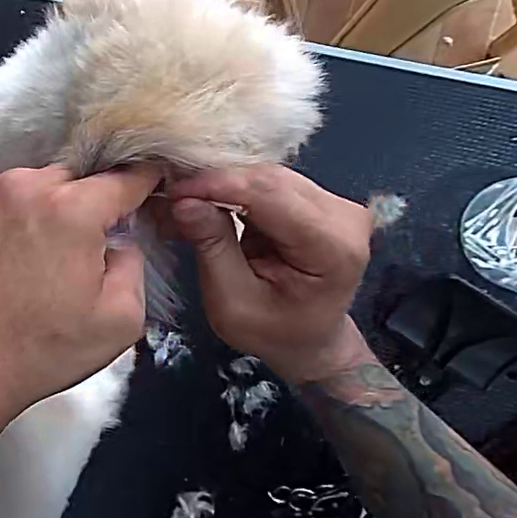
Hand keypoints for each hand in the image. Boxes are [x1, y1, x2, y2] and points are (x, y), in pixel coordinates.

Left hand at [0, 164, 159, 448]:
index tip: (165, 196)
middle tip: (117, 239)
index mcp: (73, 207)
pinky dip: (49, 215)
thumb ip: (136, 262)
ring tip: (77, 255)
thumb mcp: (121, 318)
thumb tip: (121, 240)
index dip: (155, 184)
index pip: (131, 175)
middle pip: (94, 176)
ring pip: (61, 185)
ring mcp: (0, 193)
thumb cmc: (39, 351)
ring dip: (77, 207)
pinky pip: (33, 197)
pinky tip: (46, 256)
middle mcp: (33, 184)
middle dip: (111, 200)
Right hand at [160, 165, 374, 383]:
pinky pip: (273, 183)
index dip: (219, 185)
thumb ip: (213, 248)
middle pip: (270, 180)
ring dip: (225, 185)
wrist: (311, 340)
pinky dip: (238, 190)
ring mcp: (338, 205)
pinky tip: (210, 202)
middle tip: (171, 196)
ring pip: (269, 176)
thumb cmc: (273, 332)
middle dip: (217, 184)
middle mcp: (345, 217)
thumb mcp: (232, 302)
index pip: (271, 196)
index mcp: (334, 247)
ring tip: (186, 201)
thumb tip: (184, 200)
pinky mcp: (324, 200)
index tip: (174, 190)